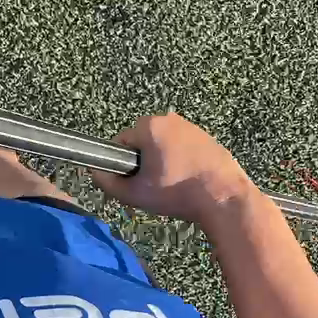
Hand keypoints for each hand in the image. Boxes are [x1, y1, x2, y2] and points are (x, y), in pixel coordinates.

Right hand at [91, 113, 257, 223]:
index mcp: (149, 126)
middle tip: (151, 186)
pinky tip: (187, 180)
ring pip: (163, 144)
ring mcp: (191, 127)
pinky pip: (183, 147)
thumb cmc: (176, 193)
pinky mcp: (208, 138)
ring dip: (162, 160)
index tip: (132, 181)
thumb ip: (107, 182)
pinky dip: (181, 160)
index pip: (121, 142)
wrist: (224, 198)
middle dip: (143, 160)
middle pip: (143, 141)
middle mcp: (169, 119)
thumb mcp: (134, 194)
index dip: (122, 163)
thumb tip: (94, 173)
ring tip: (171, 185)